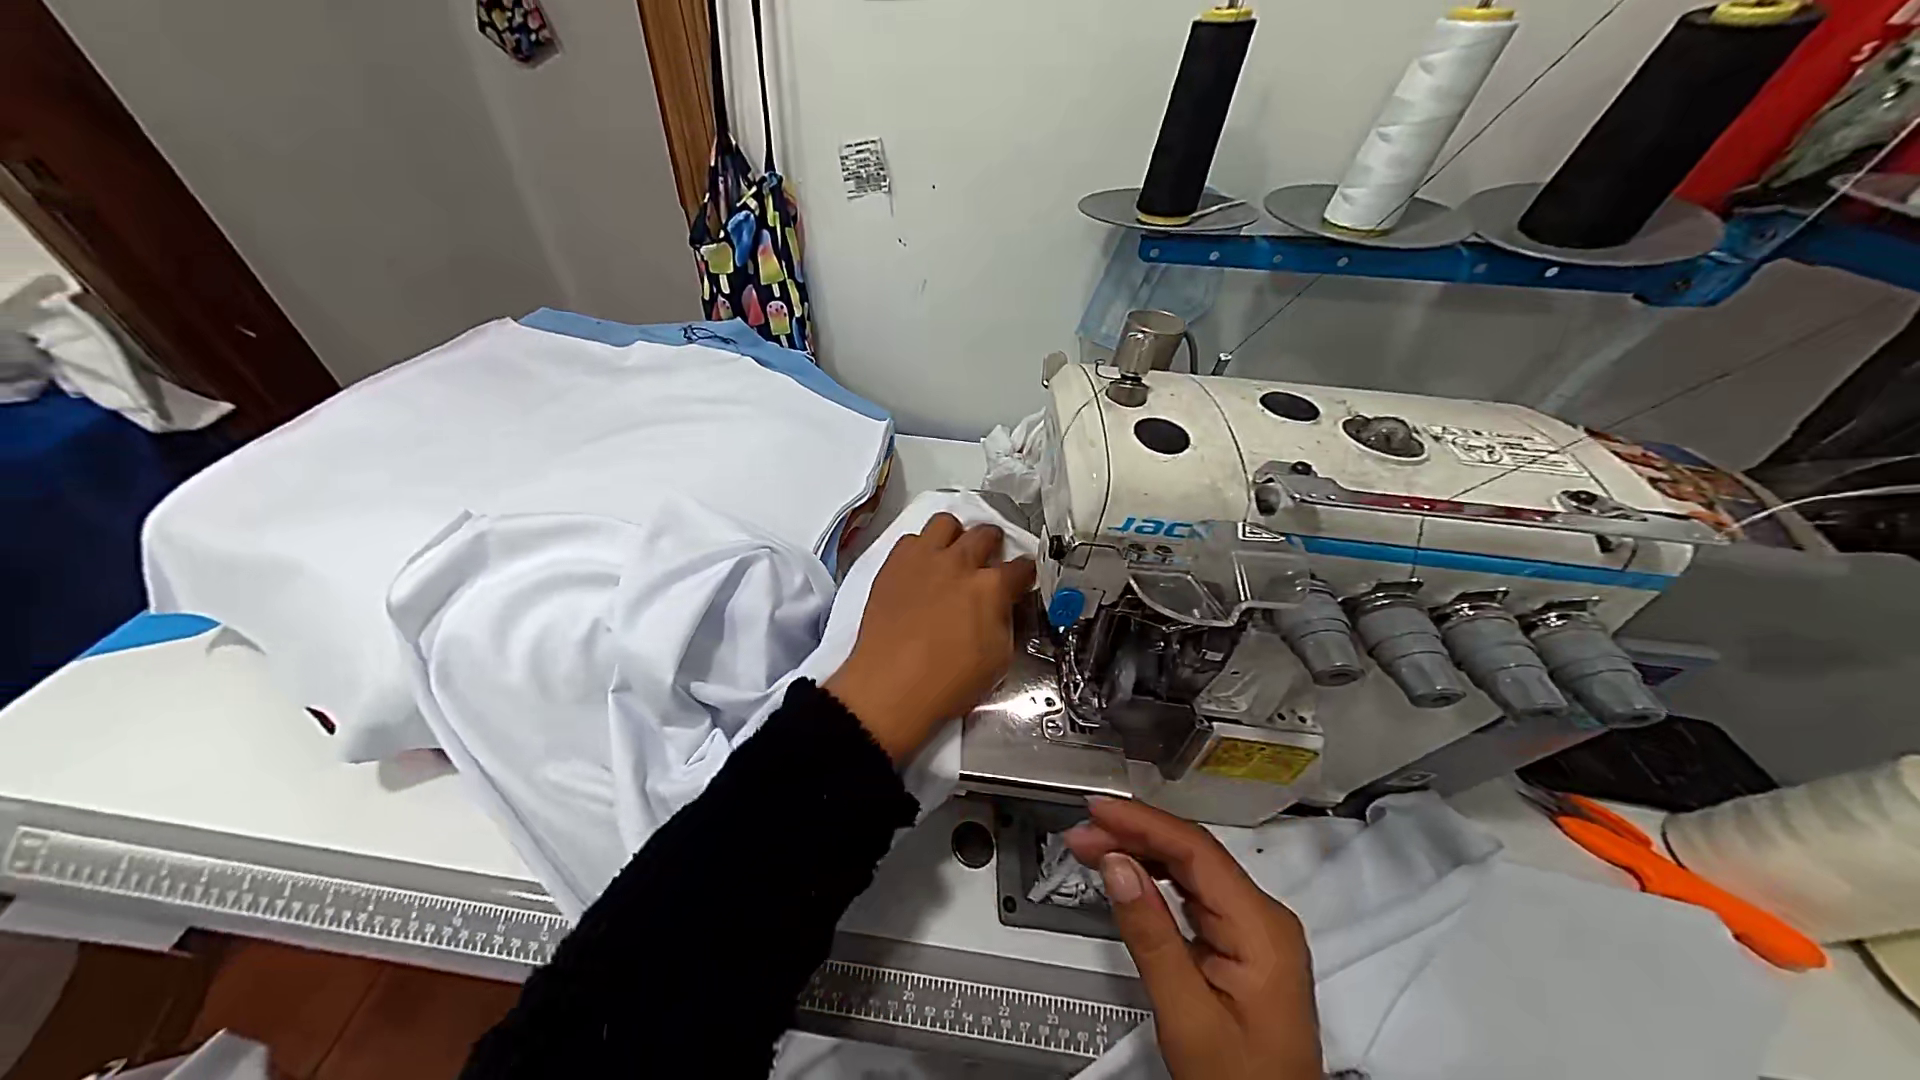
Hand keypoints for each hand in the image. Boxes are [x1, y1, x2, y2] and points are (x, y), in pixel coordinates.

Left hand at [825, 513, 1035, 762]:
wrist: (891, 687)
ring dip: (956, 535)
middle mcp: (958, 563)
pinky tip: (923, 566)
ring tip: (954, 551)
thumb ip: (1006, 621)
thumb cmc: (946, 681)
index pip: (1021, 567)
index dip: (1025, 573)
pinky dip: (921, 547)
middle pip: (985, 534)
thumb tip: (1004, 608)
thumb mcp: (999, 659)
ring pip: (946, 523)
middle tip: (991, 558)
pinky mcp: (894, 565)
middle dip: (994, 544)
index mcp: (991, 587)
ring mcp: (923, 559)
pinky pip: (911, 539)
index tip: (1022, 578)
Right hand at [1066, 797, 1320, 1079]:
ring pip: (1188, 866)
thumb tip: (1118, 866)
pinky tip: (1127, 870)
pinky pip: (1190, 888)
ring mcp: (1251, 926)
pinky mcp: (1237, 937)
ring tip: (1093, 846)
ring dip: (1139, 850)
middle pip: (1191, 852)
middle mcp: (1262, 917)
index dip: (1143, 822)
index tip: (1099, 810)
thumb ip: (1150, 935)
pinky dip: (1153, 874)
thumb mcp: (1187, 1015)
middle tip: (1083, 834)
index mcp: (1261, 928)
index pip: (1195, 851)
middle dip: (1133, 834)